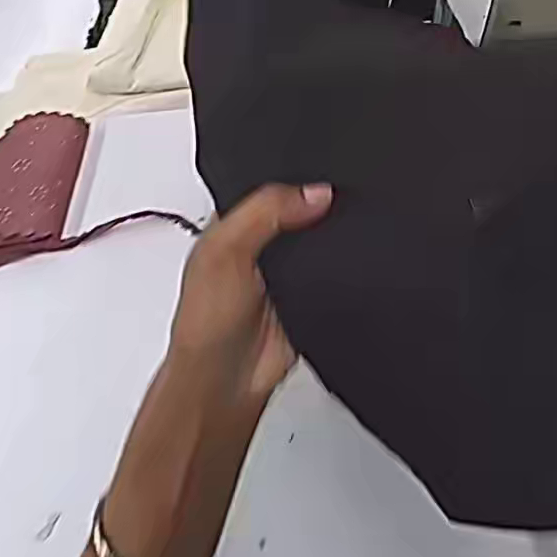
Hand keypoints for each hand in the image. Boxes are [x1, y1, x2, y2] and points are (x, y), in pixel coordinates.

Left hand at [169, 183, 330, 403]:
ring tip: (344, 231)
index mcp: (239, 222)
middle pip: (304, 208)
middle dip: (322, 204)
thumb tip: (314, 194)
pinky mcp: (315, 291)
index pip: (275, 185)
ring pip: (326, 237)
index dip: (297, 177)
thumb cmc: (206, 322)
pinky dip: (349, 264)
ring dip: (337, 235)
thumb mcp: (223, 252)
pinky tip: (351, 260)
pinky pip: (340, 269)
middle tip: (338, 201)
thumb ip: (263, 215)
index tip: (323, 173)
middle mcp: (266, 242)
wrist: (227, 383)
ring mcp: (292, 268)